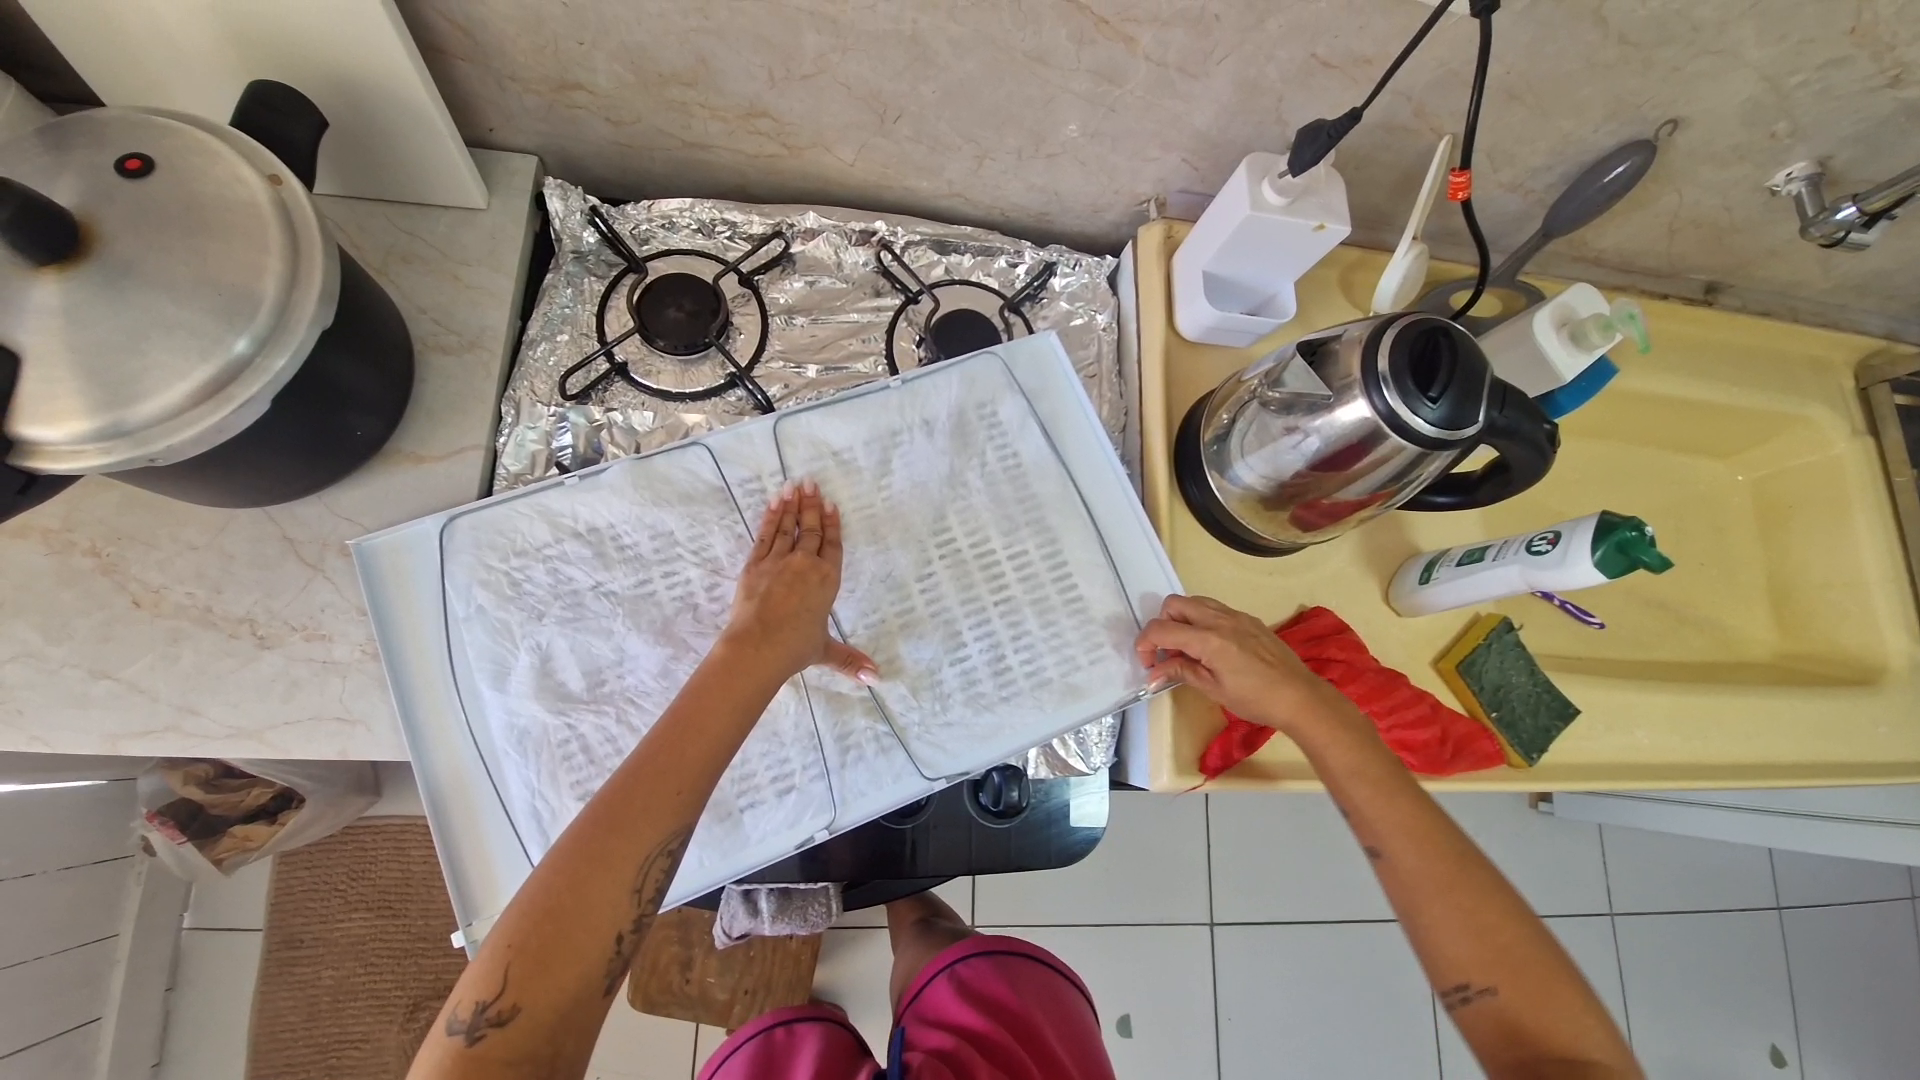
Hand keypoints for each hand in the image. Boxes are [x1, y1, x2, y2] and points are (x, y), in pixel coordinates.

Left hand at [724, 479, 878, 684]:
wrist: (757, 647)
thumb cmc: (794, 649)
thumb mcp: (825, 652)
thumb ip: (849, 660)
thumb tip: (876, 677)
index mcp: (827, 580)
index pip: (832, 546)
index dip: (832, 525)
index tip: (830, 505)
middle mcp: (806, 565)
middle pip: (811, 530)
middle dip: (812, 505)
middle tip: (812, 482)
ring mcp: (779, 562)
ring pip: (788, 527)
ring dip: (791, 505)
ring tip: (794, 484)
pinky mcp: (755, 564)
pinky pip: (765, 535)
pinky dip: (770, 518)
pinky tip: (773, 504)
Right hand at [1134, 595, 1355, 734]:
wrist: (1300, 697)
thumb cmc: (1256, 699)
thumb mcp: (1213, 689)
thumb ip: (1181, 672)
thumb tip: (1153, 673)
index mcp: (1208, 639)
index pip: (1161, 629)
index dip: (1144, 644)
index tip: (1147, 663)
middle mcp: (1219, 619)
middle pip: (1173, 604)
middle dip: (1162, 625)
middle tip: (1167, 654)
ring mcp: (1236, 615)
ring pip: (1194, 602)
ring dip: (1181, 620)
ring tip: (1187, 649)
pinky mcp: (1248, 619)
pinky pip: (1215, 609)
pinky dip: (1201, 621)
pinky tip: (1211, 647)